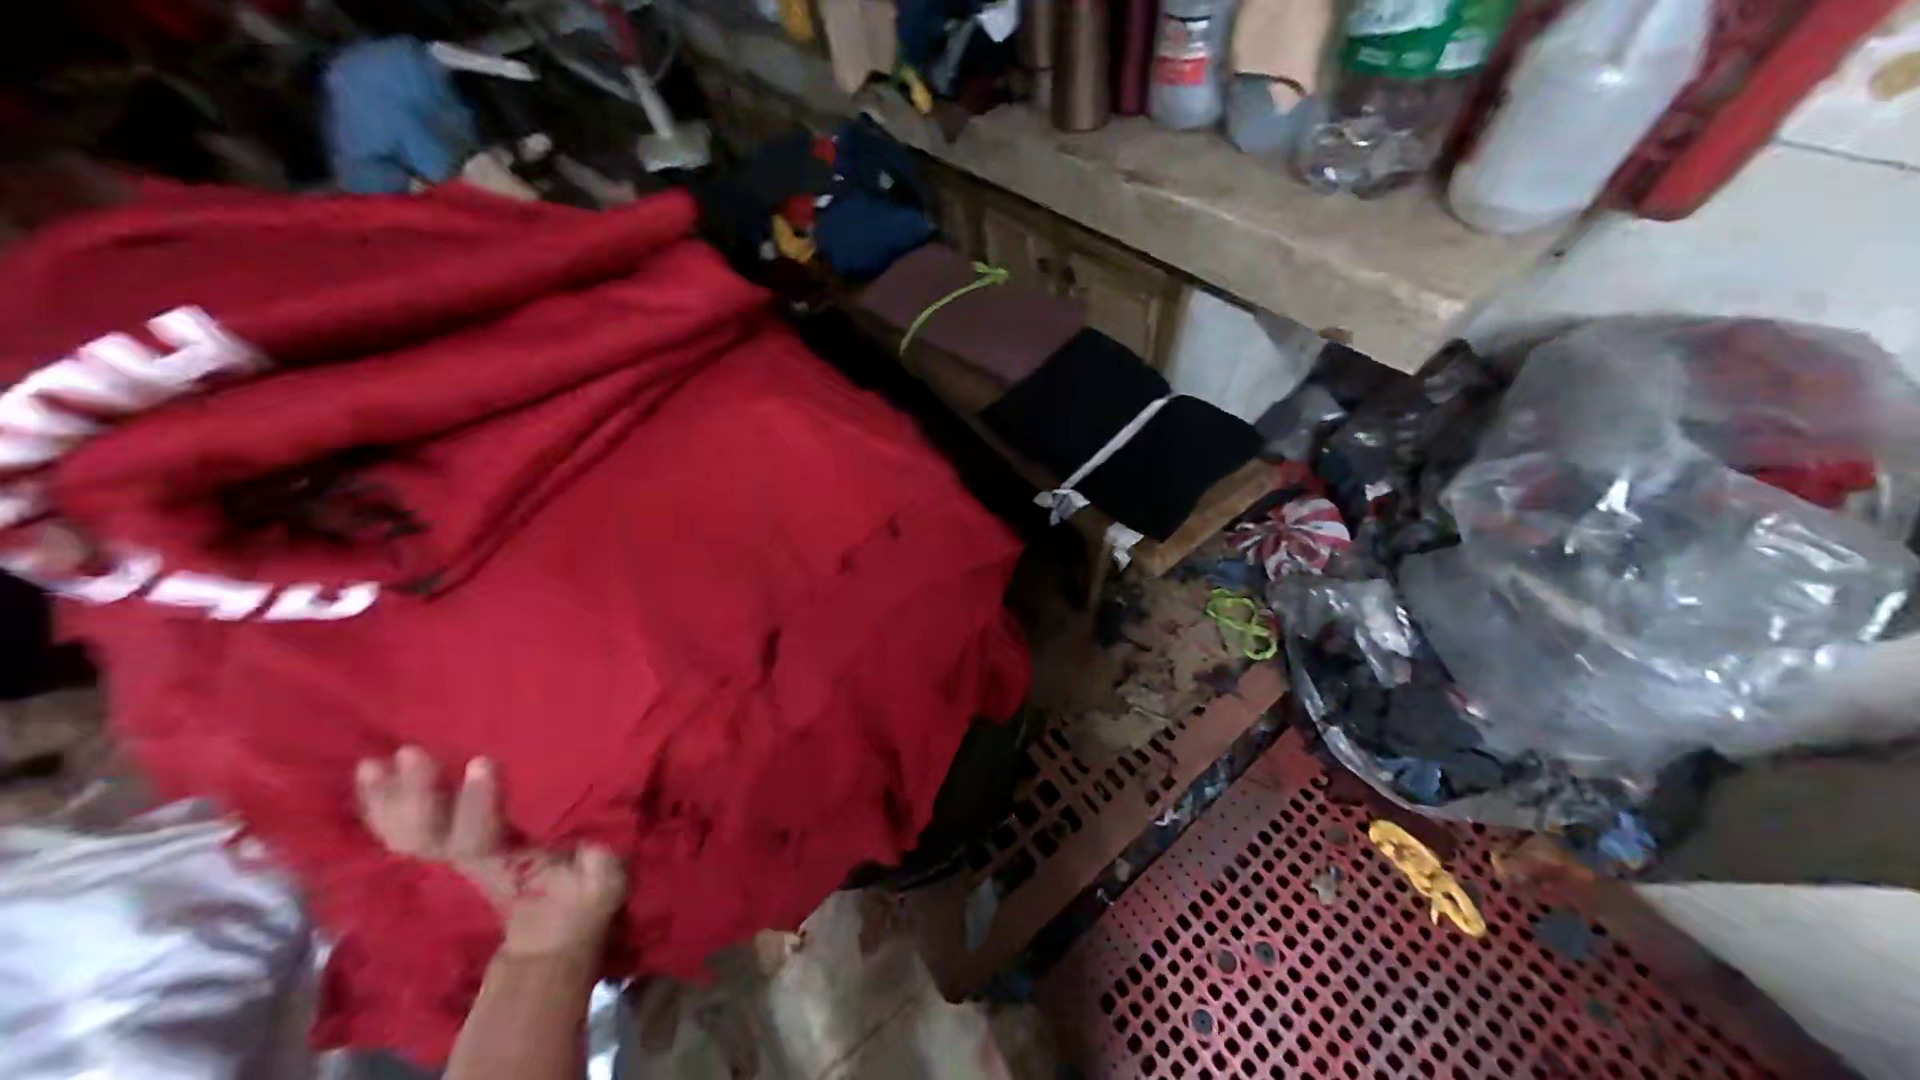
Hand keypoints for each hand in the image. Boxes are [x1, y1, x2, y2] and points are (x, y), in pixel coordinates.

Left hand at [355, 747, 626, 958]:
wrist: (552, 931)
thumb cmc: (583, 899)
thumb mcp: (603, 886)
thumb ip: (600, 866)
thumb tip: (595, 844)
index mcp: (506, 863)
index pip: (480, 837)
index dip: (477, 803)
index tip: (481, 761)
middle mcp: (470, 857)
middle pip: (427, 834)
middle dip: (416, 795)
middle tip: (411, 752)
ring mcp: (455, 853)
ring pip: (406, 833)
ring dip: (387, 799)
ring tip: (372, 762)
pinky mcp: (452, 845)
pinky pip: (405, 828)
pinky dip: (382, 805)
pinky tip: (372, 774)